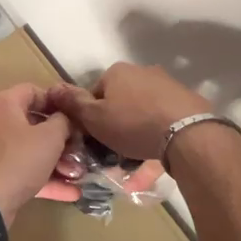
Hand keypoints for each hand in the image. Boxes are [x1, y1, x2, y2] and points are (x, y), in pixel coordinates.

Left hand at [0, 83, 73, 223]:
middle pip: (31, 124)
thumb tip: (64, 119)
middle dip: (59, 139)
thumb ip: (63, 122)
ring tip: (78, 174)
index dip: (55, 101)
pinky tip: (71, 192)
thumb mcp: (50, 137)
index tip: (73, 115)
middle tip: (79, 149)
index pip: (31, 91)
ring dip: (55, 162)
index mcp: (2, 104)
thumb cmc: (18, 159)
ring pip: (27, 151)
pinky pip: (20, 171)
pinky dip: (42, 179)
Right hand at [47, 63, 210, 162]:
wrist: (187, 133)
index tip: (92, 139)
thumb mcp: (94, 118)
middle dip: (114, 129)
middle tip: (112, 155)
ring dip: (134, 140)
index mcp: (118, 72)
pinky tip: (152, 165)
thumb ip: (73, 104)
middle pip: (120, 104)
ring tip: (132, 168)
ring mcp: (167, 88)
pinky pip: (162, 125)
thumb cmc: (132, 123)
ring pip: (142, 117)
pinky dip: (154, 142)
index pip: (95, 94)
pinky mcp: (186, 105)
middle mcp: (143, 73)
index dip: (90, 118)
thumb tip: (53, 88)